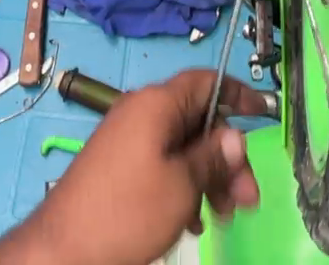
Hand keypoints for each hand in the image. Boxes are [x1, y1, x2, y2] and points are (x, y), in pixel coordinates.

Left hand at [0, 71, 264, 264]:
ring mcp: (129, 138)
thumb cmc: (127, 210)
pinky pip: (164, 162)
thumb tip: (235, 135)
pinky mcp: (121, 164)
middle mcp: (142, 111)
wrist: (64, 248)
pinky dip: (184, 184)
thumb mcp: (182, 185)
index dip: (238, 94)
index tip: (264, 115)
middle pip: (199, 120)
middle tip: (247, 198)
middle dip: (227, 156)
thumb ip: (213, 157)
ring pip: (183, 145)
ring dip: (209, 176)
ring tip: (222, 215)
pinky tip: (193, 219)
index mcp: (156, 103)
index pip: (206, 81)